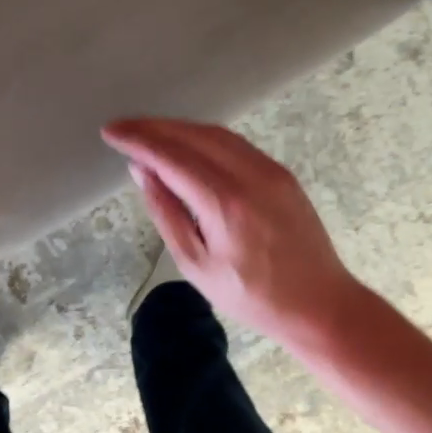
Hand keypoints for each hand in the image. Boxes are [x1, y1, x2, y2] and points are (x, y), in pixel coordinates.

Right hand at [102, 118, 374, 342]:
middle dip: (153, 128)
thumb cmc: (251, 296)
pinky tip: (186, 145)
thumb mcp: (196, 264)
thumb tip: (142, 170)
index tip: (111, 133)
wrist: (320, 304)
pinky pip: (235, 143)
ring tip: (148, 133)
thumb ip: (167, 212)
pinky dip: (203, 137)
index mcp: (224, 203)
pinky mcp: (281, 173)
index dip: (138, 141)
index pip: (171, 157)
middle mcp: (249, 175)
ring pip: (215, 134)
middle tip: (122, 129)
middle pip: (192, 135)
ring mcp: (270, 170)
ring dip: (178, 128)